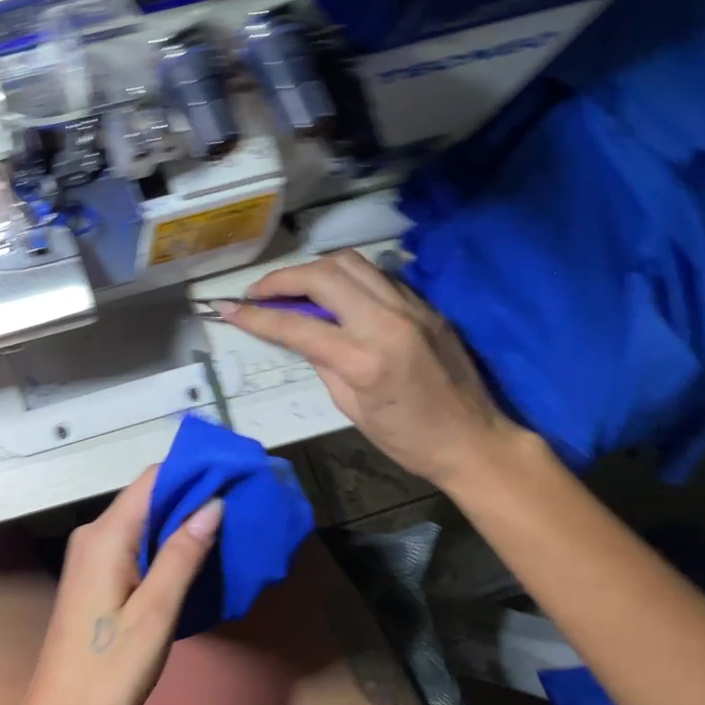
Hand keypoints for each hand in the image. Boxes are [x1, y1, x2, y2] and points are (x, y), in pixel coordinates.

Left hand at [21, 467, 221, 704]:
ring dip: (181, 522)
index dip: (192, 472)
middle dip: (192, 497)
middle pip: (148, 498)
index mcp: (105, 536)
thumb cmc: (108, 669)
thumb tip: (212, 505)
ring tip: (229, 526)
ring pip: (143, 521)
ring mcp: (91, 554)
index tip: (233, 474)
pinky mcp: (96, 574)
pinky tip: (195, 556)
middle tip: (241, 503)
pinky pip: (135, 543)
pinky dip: (165, 543)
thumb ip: (182, 555)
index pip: (151, 480)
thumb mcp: (155, 614)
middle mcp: (94, 534)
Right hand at [215, 250, 521, 486]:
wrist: (476, 441)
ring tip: (294, 287)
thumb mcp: (351, 408)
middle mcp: (387, 322)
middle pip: (323, 275)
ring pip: (351, 263)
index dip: (256, 315)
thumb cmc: (409, 440)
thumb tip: (299, 334)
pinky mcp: (425, 306)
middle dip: (282, 278)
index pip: (296, 325)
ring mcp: (411, 308)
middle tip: (258, 292)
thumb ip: (323, 362)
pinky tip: (334, 296)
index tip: (227, 308)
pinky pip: (377, 276)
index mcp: (365, 358)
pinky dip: (347, 278)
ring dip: (314, 270)